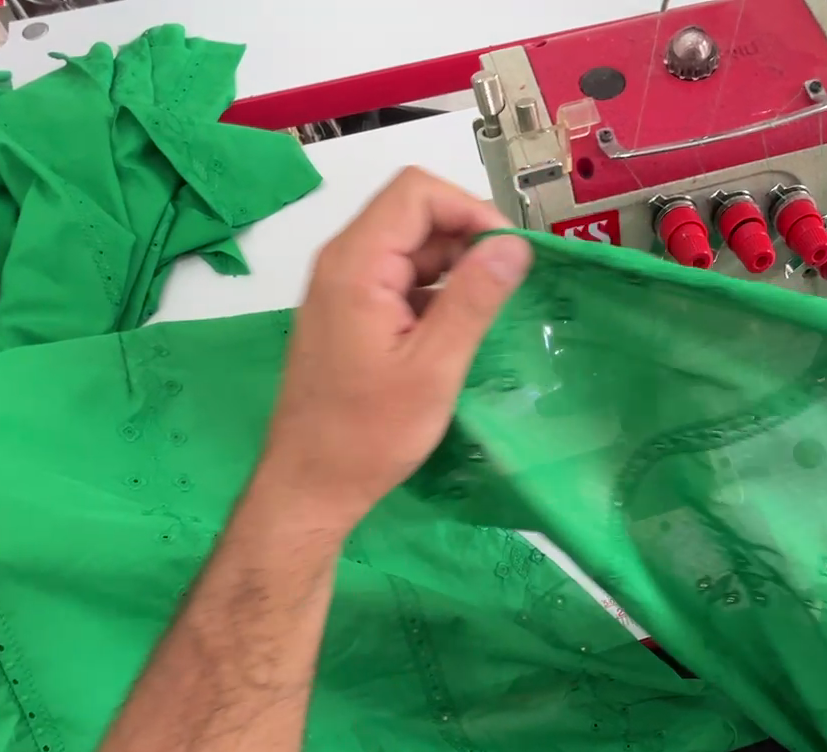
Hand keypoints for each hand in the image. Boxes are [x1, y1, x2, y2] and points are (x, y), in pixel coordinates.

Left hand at [254, 167, 531, 532]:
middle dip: (467, 239)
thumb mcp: (433, 368)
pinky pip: (398, 283)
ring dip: (454, 269)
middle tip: (508, 287)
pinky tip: (458, 331)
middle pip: (413, 216)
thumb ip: (473, 300)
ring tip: (490, 311)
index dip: (471, 211)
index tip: (510, 256)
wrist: (313, 483)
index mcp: (357, 264)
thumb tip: (514, 245)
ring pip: (408, 250)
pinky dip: (435, 293)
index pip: (417, 193)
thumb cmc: (370, 434)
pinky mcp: (349, 316)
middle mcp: (343, 263)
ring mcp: (343, 290)